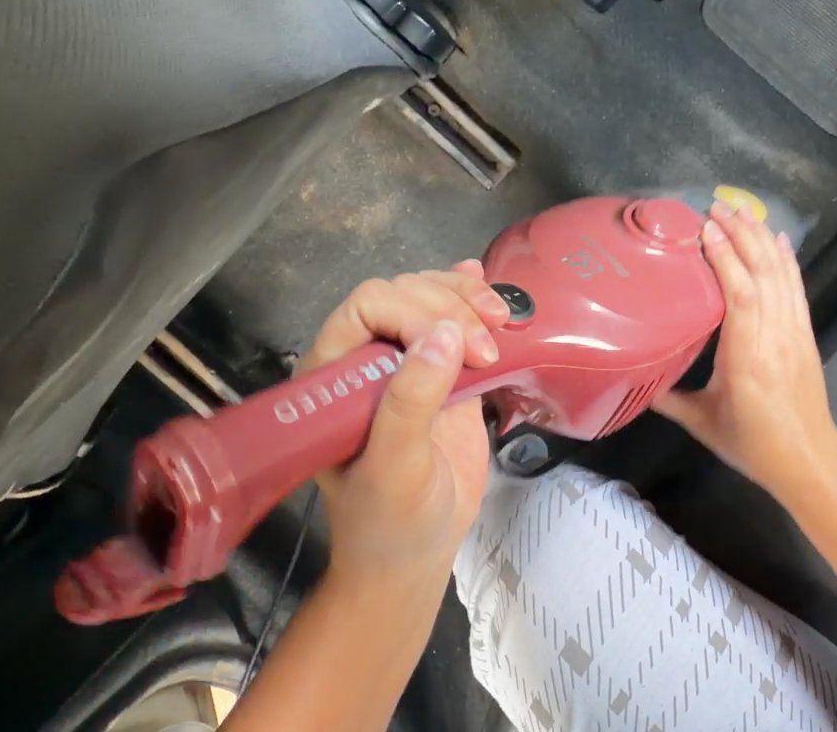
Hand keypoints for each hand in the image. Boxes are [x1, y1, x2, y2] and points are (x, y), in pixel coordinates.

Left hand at [299, 262, 509, 582]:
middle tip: (488, 349)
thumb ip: (410, 403)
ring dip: (468, 298)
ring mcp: (406, 361)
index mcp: (334, 374)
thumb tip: (445, 336)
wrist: (418, 552)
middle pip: (405, 293)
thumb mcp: (395, 468)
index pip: (367, 307)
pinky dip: (471, 296)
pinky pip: (454, 319)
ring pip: (432, 296)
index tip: (457, 346)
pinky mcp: (444, 369)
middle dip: (450, 309)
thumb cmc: (391, 520)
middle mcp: (365, 357)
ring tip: (502, 322)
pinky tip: (485, 284)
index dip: (412, 312)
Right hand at [652, 205, 836, 502]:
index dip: (724, 258)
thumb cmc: (752, 443)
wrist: (809, 458)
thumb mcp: (703, 423)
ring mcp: (794, 332)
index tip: (704, 229)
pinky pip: (796, 288)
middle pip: (761, 274)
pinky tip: (777, 239)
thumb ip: (669, 398)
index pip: (739, 294)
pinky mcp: (806, 333)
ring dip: (761, 239)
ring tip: (740, 211)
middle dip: (740, 235)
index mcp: (746, 357)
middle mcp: (773, 336)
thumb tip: (633, 375)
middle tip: (716, 207)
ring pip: (780, 275)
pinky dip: (787, 260)